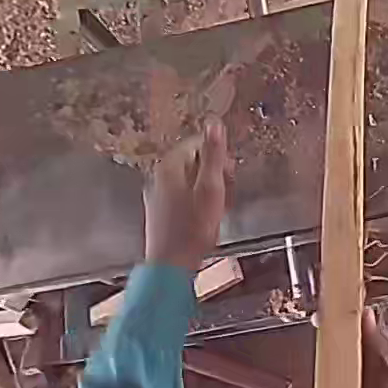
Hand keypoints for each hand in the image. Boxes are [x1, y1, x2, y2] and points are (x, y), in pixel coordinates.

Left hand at [144, 119, 229, 269]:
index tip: (229, 172)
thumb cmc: (194, 227)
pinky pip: (183, 195)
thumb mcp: (211, 187)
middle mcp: (159, 176)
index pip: (197, 143)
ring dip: (207, 187)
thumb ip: (214, 154)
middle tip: (226, 190)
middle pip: (192, 160)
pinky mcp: (160, 211)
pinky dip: (197, 200)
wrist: (172, 265)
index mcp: (170, 166)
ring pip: (189, 179)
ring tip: (218, 206)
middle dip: (213, 172)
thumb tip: (215, 123)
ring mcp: (157, 194)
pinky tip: (205, 217)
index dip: (218, 155)